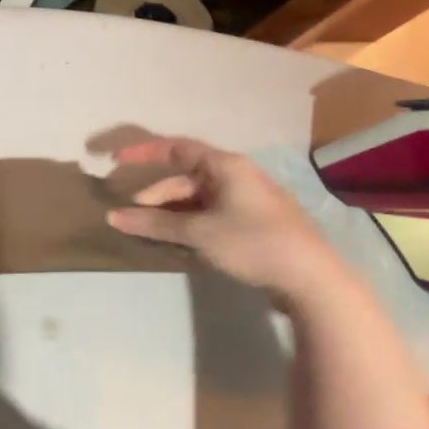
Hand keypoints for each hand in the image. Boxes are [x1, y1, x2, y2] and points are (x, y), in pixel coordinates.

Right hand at [106, 137, 342, 299]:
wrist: (316, 280)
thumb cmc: (254, 243)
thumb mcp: (198, 233)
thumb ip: (153, 223)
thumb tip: (112, 217)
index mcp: (226, 166)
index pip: (175, 148)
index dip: (142, 152)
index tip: (115, 161)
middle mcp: (238, 175)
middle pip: (185, 176)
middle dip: (156, 194)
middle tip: (134, 213)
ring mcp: (251, 199)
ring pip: (198, 197)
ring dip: (172, 211)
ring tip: (154, 231)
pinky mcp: (258, 222)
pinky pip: (213, 212)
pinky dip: (191, 221)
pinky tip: (182, 240)